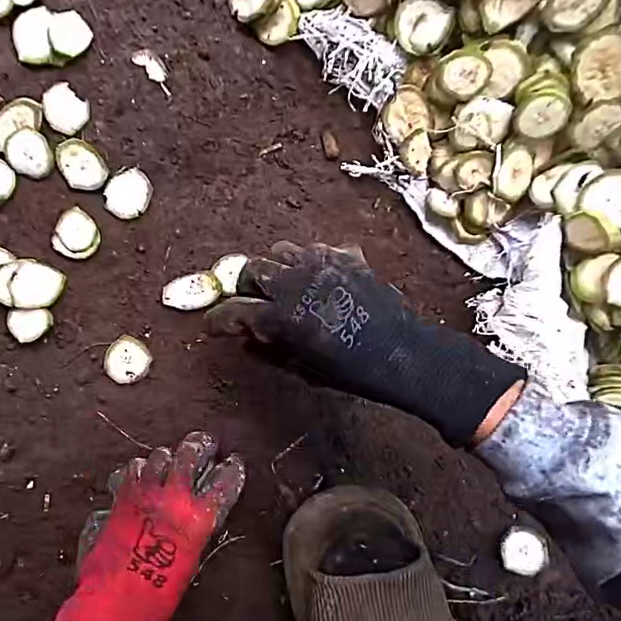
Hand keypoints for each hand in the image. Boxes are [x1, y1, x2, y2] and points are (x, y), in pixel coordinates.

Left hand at [29, 431, 244, 620]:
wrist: (116, 602)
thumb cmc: (157, 595)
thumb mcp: (190, 561)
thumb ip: (193, 531)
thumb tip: (195, 514)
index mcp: (199, 521)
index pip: (225, 483)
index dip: (233, 470)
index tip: (234, 462)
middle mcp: (174, 501)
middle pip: (190, 454)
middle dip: (200, 444)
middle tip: (205, 442)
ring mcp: (145, 494)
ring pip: (159, 456)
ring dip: (167, 457)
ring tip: (170, 459)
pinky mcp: (122, 496)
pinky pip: (132, 468)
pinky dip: (139, 468)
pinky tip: (141, 474)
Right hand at [207, 241, 525, 445]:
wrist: (407, 353)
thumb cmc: (354, 370)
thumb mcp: (302, 368)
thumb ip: (268, 348)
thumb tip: (247, 335)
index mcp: (282, 316)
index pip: (234, 311)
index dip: (219, 320)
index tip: (214, 326)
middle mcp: (297, 283)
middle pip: (252, 269)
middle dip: (247, 287)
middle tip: (254, 303)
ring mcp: (322, 265)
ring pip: (280, 251)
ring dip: (276, 269)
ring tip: (284, 287)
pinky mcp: (346, 257)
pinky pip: (314, 249)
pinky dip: (307, 262)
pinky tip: (316, 280)